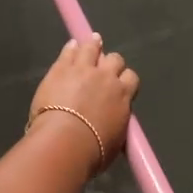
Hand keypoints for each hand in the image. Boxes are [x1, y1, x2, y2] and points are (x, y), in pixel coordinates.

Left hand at [28, 35, 138, 172]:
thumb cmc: (93, 151)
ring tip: (93, 41)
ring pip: (92, 48)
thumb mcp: (115, 141)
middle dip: (110, 62)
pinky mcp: (61, 68)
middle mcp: (106, 77)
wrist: (65, 142)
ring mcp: (83, 69)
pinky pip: (69, 51)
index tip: (118, 82)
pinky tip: (71, 45)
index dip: (124, 78)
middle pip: (114, 59)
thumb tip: (113, 121)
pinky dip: (71, 48)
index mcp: (122, 95)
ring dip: (93, 45)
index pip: (131, 78)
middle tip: (103, 66)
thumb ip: (116, 123)